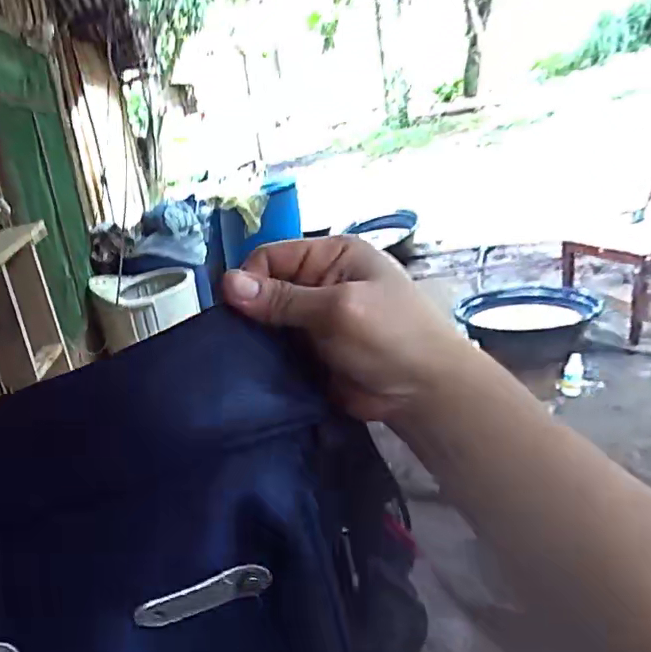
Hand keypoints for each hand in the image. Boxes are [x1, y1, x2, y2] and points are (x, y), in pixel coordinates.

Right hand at [221, 236, 476, 422]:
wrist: (423, 395)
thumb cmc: (391, 338)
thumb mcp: (337, 309)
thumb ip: (282, 298)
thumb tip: (226, 283)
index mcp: (331, 256)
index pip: (270, 256)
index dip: (249, 279)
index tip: (235, 310)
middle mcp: (318, 281)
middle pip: (264, 287)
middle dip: (248, 308)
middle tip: (235, 336)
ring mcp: (311, 317)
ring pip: (264, 319)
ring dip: (253, 334)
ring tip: (240, 353)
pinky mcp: (306, 349)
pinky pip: (272, 345)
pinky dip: (261, 353)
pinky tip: (249, 365)